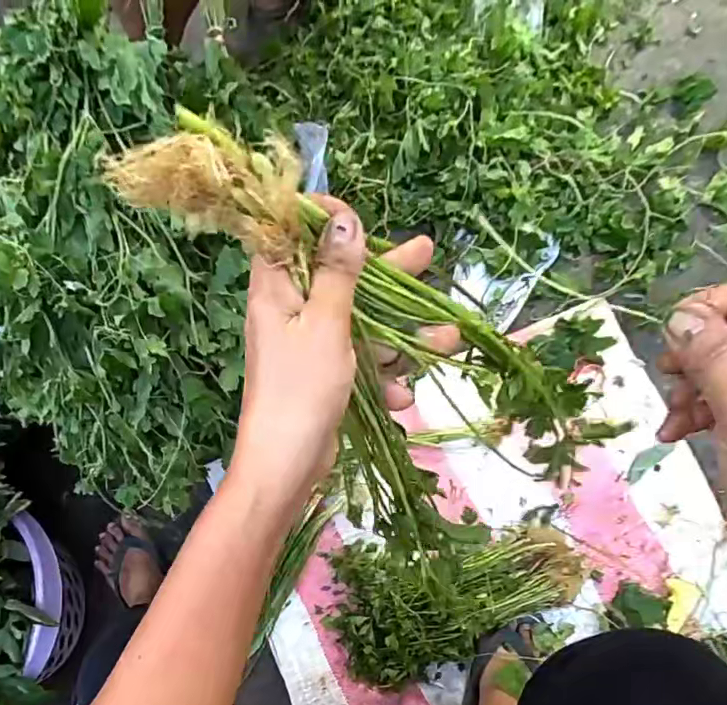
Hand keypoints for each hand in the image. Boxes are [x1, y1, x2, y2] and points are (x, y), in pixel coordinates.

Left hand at [228, 195, 442, 504]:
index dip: (322, 221)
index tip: (356, 218)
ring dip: (403, 340)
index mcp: (278, 289)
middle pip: (344, 279)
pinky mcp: (330, 377)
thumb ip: (338, 273)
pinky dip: (384, 379)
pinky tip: (400, 397)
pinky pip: (363, 364)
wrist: (288, 462)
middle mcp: (294, 312)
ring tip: (448, 340)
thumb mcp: (325, 325)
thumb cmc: (300, 390)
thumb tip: (344, 221)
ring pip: (365, 327)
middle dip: (390, 277)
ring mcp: (314, 347)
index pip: (292, 236)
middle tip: (427, 254)